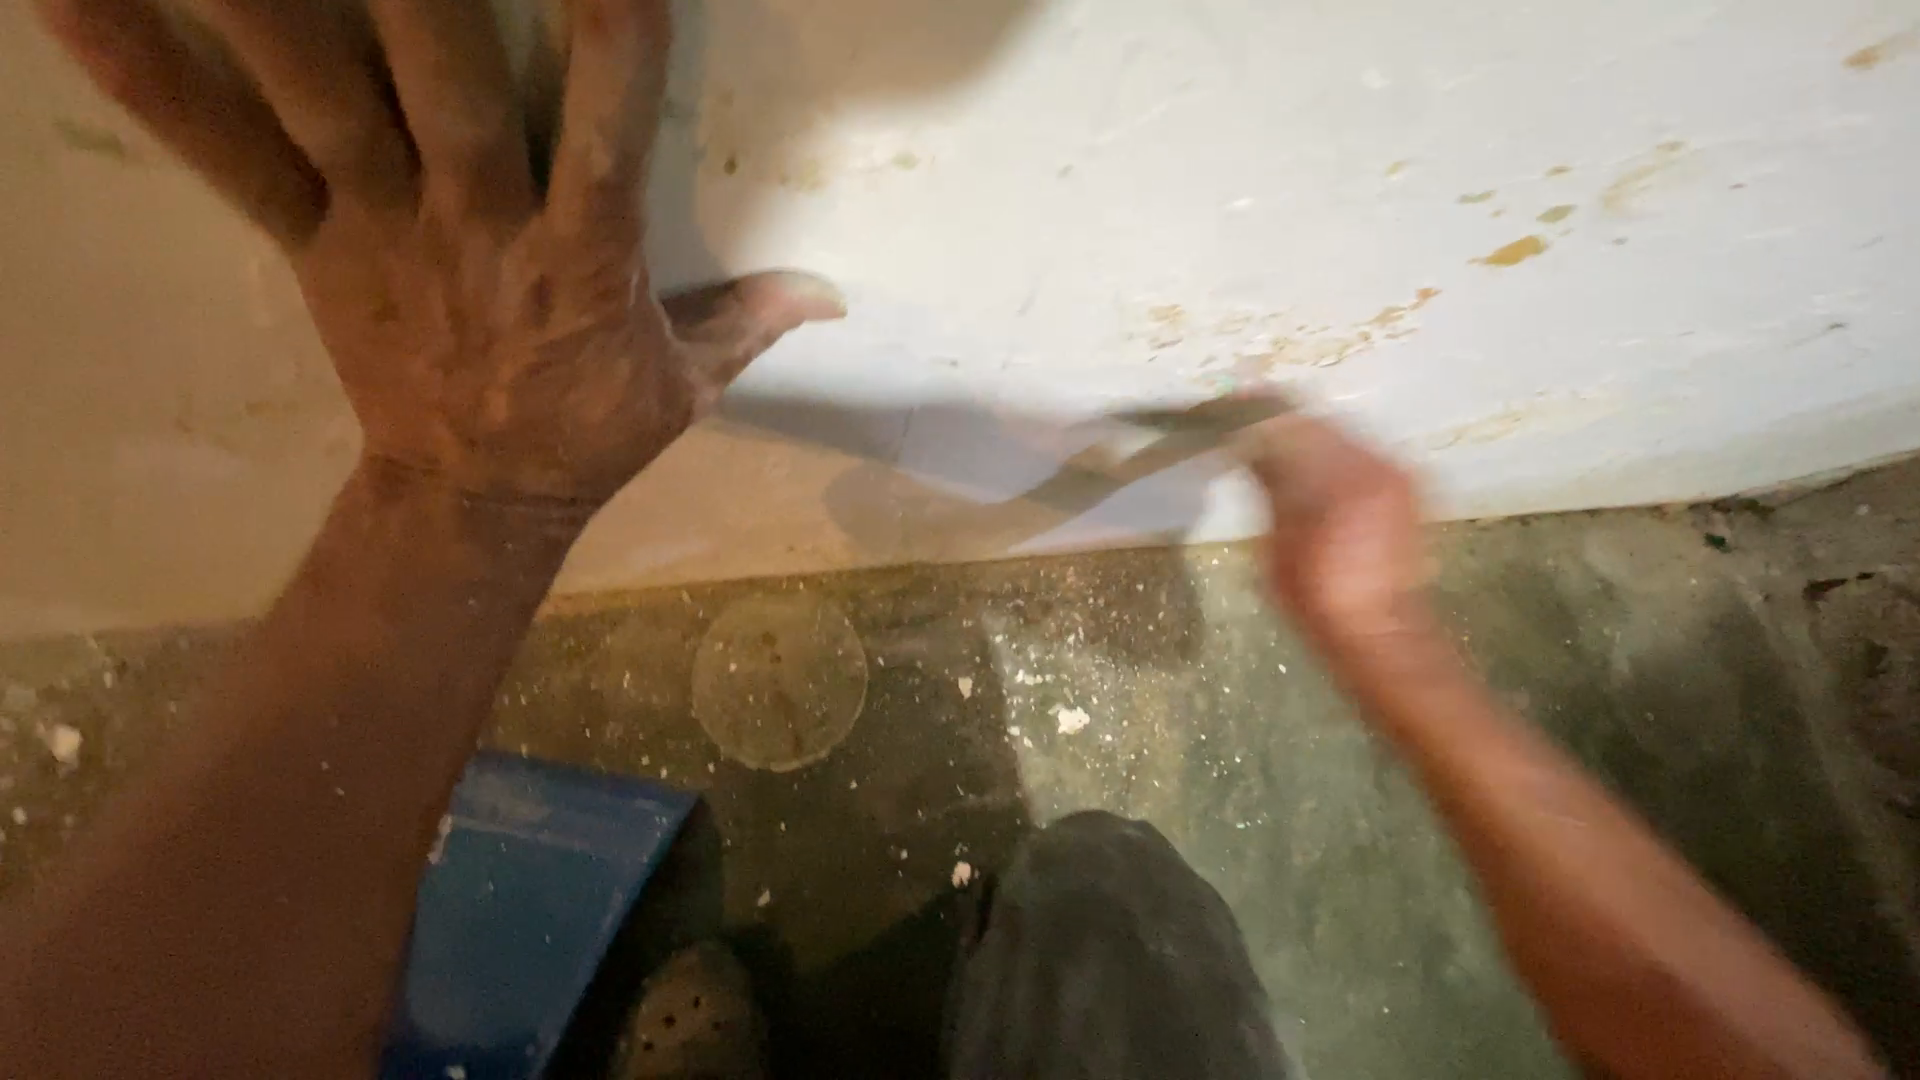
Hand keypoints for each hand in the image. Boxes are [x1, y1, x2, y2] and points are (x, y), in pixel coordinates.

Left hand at [38, 0, 842, 506]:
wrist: (481, 497)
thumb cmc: (593, 434)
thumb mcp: (692, 387)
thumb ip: (757, 323)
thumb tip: (837, 295)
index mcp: (584, 265)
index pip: (612, 143)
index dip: (617, 51)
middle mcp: (482, 231)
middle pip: (452, 88)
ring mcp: (387, 232)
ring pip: (323, 98)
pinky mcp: (315, 246)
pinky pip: (228, 157)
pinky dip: (148, 77)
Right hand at [1238, 407, 1436, 654]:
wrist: (1379, 630)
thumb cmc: (1316, 598)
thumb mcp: (1276, 544)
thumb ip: (1266, 484)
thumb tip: (1241, 443)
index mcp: (1338, 480)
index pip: (1285, 423)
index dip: (1246, 413)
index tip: (1216, 412)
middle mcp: (1376, 462)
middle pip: (1313, 418)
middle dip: (1271, 417)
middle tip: (1234, 422)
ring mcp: (1396, 469)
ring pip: (1335, 429)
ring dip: (1297, 430)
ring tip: (1262, 439)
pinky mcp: (1406, 480)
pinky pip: (1356, 448)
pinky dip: (1323, 449)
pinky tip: (1302, 463)